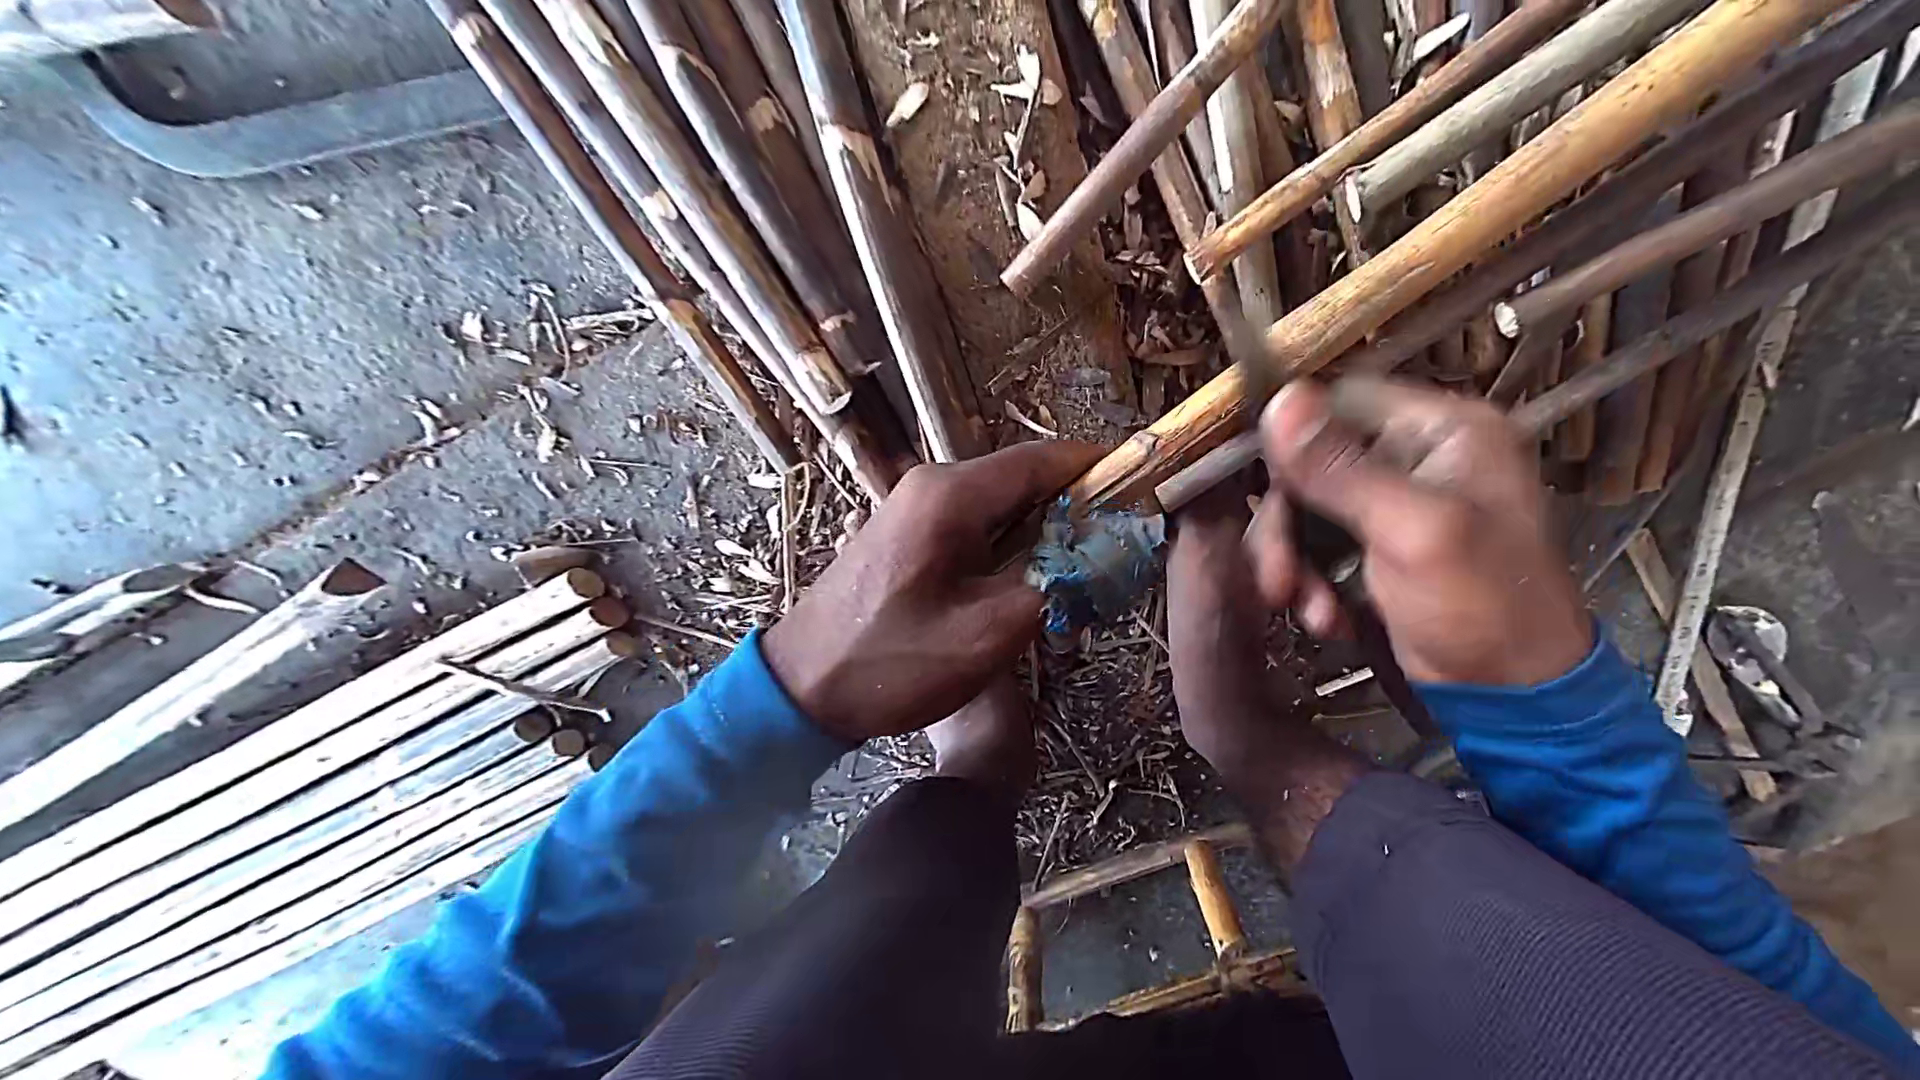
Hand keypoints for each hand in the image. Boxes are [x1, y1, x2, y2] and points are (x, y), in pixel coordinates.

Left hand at [763, 440, 1105, 742]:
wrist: (801, 688)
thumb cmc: (891, 661)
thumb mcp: (987, 630)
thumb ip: (1055, 583)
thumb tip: (1106, 551)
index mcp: (950, 494)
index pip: (1043, 460)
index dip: (1098, 470)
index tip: (1143, 490)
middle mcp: (932, 486)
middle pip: (1024, 482)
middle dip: (1076, 512)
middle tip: (1118, 552)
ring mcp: (915, 509)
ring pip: (1002, 508)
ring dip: (1044, 536)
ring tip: (1082, 577)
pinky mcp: (909, 537)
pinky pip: (975, 529)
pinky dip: (1011, 550)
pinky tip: (1031, 587)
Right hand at [1248, 378, 1591, 686]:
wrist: (1509, 694)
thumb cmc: (1482, 605)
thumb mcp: (1410, 529)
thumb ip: (1340, 468)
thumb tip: (1281, 400)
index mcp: (1441, 432)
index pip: (1340, 403)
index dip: (1294, 440)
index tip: (1269, 486)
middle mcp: (1411, 459)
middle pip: (1307, 466)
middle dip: (1286, 527)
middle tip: (1279, 578)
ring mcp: (1388, 505)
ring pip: (1300, 511)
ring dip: (1291, 562)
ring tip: (1305, 606)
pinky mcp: (1369, 546)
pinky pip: (1311, 546)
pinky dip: (1307, 581)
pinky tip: (1325, 615)